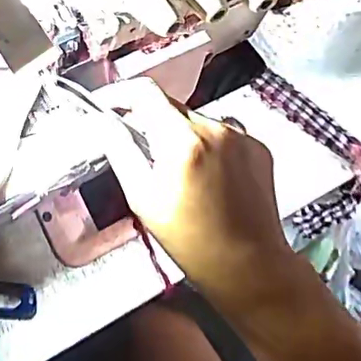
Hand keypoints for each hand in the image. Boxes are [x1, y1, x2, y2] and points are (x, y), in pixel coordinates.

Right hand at [93, 79, 292, 313]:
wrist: (250, 267)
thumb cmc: (196, 243)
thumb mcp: (143, 198)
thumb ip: (120, 150)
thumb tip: (103, 122)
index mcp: (184, 140)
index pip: (145, 92)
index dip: (120, 94)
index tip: (110, 103)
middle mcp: (217, 129)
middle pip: (171, 108)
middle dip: (151, 124)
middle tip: (141, 153)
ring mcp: (241, 136)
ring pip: (195, 121)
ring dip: (180, 137)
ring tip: (180, 178)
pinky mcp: (257, 147)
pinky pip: (221, 134)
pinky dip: (207, 148)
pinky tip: (206, 180)